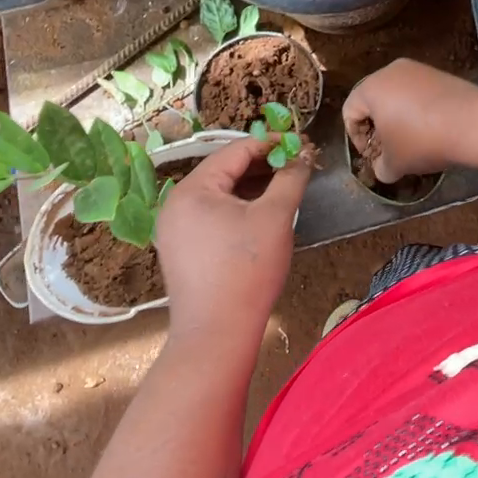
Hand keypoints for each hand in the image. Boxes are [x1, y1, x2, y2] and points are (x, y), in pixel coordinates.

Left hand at [154, 134, 309, 342]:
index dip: (270, 144)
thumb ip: (290, 178)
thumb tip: (302, 155)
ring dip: (252, 186)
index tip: (300, 144)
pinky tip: (263, 213)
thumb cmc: (247, 269)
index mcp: (192, 189)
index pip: (235, 151)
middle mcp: (175, 203)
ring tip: (285, 186)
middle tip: (297, 165)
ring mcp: (175, 228)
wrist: (217, 333)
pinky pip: (212, 215)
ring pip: (220, 193)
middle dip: (263, 165)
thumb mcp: (275, 217)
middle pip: (225, 171)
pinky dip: (239, 207)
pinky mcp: (181, 249)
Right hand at [343, 59, 477, 182]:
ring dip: (399, 118)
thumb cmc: (421, 140)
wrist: (472, 122)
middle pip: (374, 100)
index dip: (356, 138)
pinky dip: (419, 110)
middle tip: (390, 149)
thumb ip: (381, 167)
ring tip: (413, 141)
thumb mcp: (395, 163)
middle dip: (378, 127)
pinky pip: (419, 93)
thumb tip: (382, 169)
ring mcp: (418, 69)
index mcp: (371, 87)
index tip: (372, 156)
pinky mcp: (440, 74)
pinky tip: (431, 129)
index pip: (350, 112)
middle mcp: (391, 71)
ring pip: (398, 95)